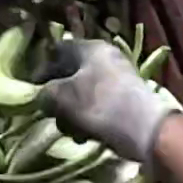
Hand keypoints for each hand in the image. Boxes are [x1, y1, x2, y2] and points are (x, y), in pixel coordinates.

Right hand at [40, 41, 182, 167]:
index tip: (35, 91)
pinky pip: (99, 103)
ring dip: (72, 111)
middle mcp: (105, 56)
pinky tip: (85, 135)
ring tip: (70, 130)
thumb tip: (42, 97)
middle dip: (59, 96)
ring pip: (84, 90)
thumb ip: (46, 94)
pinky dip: (89, 117)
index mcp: (90, 47)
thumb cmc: (100, 106)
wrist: (147, 130)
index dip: (42, 70)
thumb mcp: (63, 98)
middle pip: (71, 72)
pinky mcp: (127, 97)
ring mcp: (118, 76)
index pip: (57, 50)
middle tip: (52, 115)